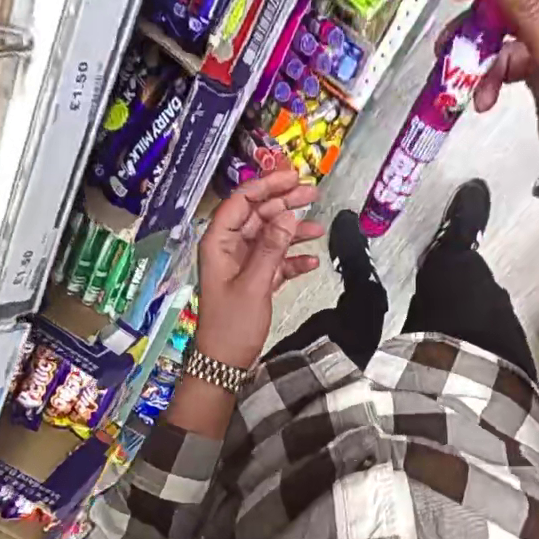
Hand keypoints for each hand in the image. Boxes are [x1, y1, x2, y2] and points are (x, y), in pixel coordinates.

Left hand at [194, 170, 322, 368]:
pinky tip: (311, 262)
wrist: (225, 362)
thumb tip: (288, 216)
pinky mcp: (254, 281)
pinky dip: (292, 261)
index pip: (242, 201)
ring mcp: (242, 265)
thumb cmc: (233, 325)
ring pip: (270, 238)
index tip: (293, 176)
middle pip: (258, 216)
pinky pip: (275, 262)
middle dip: (284, 204)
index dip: (267, 185)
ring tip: (319, 228)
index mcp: (219, 242)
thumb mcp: (254, 284)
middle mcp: (229, 248)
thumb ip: (271, 248)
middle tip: (312, 194)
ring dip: (293, 233)